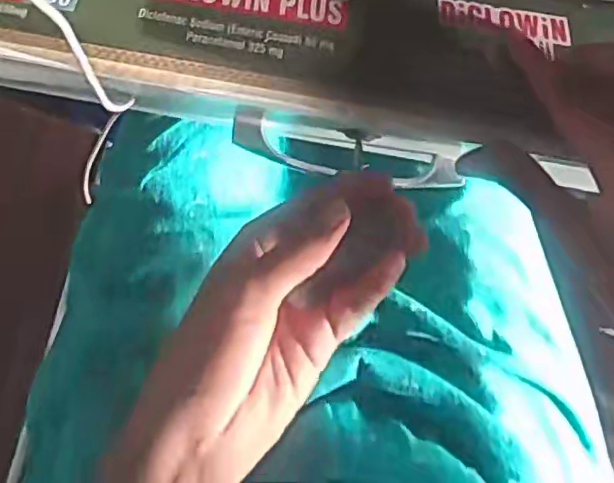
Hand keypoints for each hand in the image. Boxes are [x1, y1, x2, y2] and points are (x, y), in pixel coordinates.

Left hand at [102, 173, 425, 482]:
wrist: (198, 432)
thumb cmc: (211, 346)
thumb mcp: (249, 289)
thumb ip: (298, 251)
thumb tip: (343, 210)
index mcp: (262, 244)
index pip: (311, 207)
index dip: (348, 190)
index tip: (386, 182)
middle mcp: (287, 266)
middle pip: (338, 233)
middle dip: (372, 218)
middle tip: (409, 212)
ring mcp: (306, 303)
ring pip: (352, 265)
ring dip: (382, 246)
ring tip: (416, 234)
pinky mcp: (320, 338)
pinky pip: (353, 303)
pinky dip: (375, 283)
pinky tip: (397, 265)